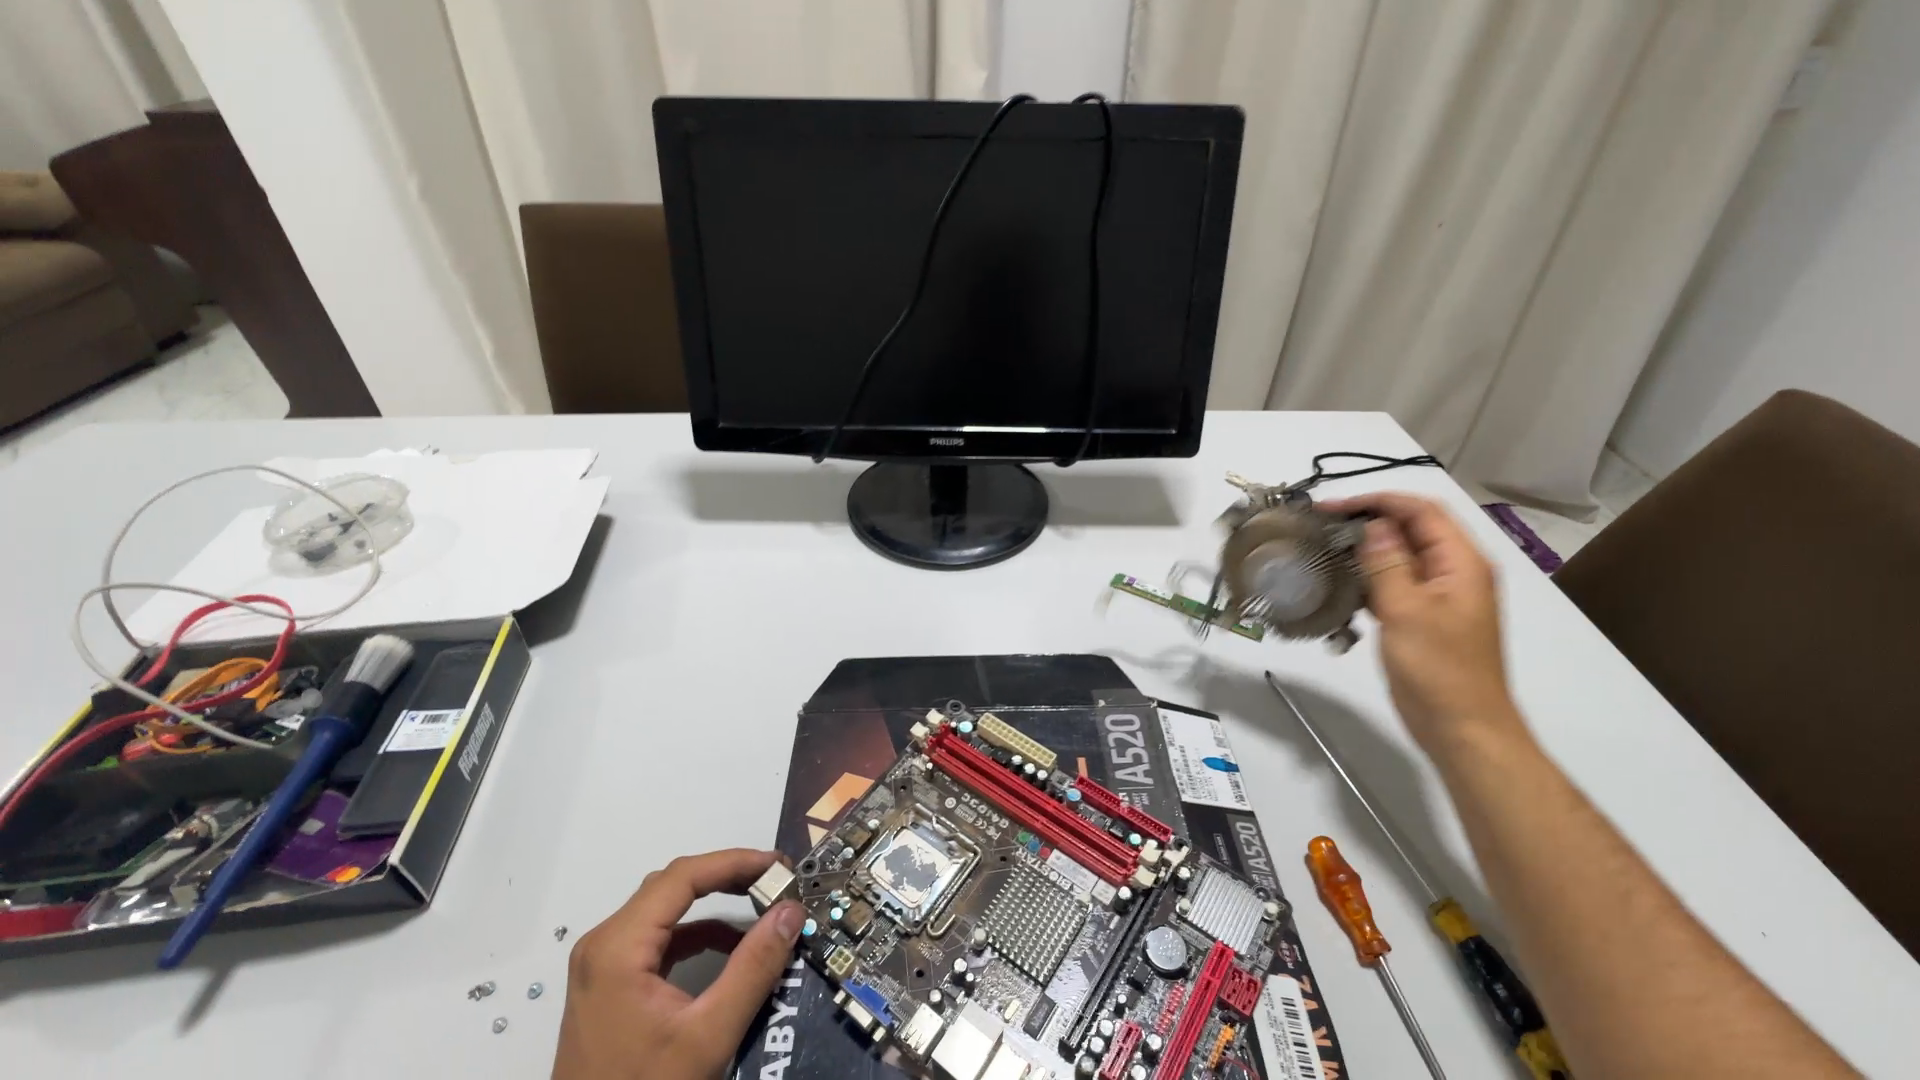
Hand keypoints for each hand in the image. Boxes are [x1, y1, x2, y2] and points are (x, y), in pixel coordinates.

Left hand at [552, 849, 805, 1079]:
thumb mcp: (707, 1035)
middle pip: (672, 886)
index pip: (682, 877)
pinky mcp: (610, 983)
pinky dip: (698, 934)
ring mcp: (603, 963)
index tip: (779, 865)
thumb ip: (752, 969)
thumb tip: (790, 913)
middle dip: (728, 877)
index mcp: (619, 946)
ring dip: (714, 904)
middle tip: (776, 882)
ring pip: (666, 910)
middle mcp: (604, 943)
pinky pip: (659, 939)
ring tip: (762, 908)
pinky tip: (731, 948)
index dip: (735, 862)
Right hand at [1318, 493, 1528, 756]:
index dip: (1378, 501)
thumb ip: (1388, 562)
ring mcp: (1441, 596)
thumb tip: (1373, 525)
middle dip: (1369, 520)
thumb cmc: (1438, 668)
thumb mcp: (1407, 610)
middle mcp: (1455, 572)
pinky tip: (1341, 584)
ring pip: (1402, 556)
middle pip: (1413, 529)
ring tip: (1325, 549)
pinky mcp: (1425, 618)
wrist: (1462, 727)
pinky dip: (1370, 578)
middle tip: (1322, 526)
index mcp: (1462, 562)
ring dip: (1366, 549)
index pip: (1421, 510)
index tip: (1332, 507)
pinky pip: (1396, 584)